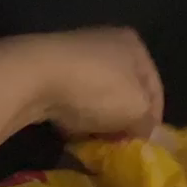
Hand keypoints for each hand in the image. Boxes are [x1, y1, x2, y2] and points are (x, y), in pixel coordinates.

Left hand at [14, 27, 162, 138]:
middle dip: (123, 119)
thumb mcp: (135, 110)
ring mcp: (76, 53)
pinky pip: (70, 96)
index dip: (153, 119)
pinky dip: (74, 114)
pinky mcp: (48, 68)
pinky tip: (70, 131)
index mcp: (134, 45)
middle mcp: (108, 42)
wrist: (32, 76)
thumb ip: (146, 123)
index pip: (154, 87)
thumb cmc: (97, 88)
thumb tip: (143, 133)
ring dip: (98, 118)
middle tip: (120, 145)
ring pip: (97, 94)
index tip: (145, 144)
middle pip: (125, 90)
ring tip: (94, 142)